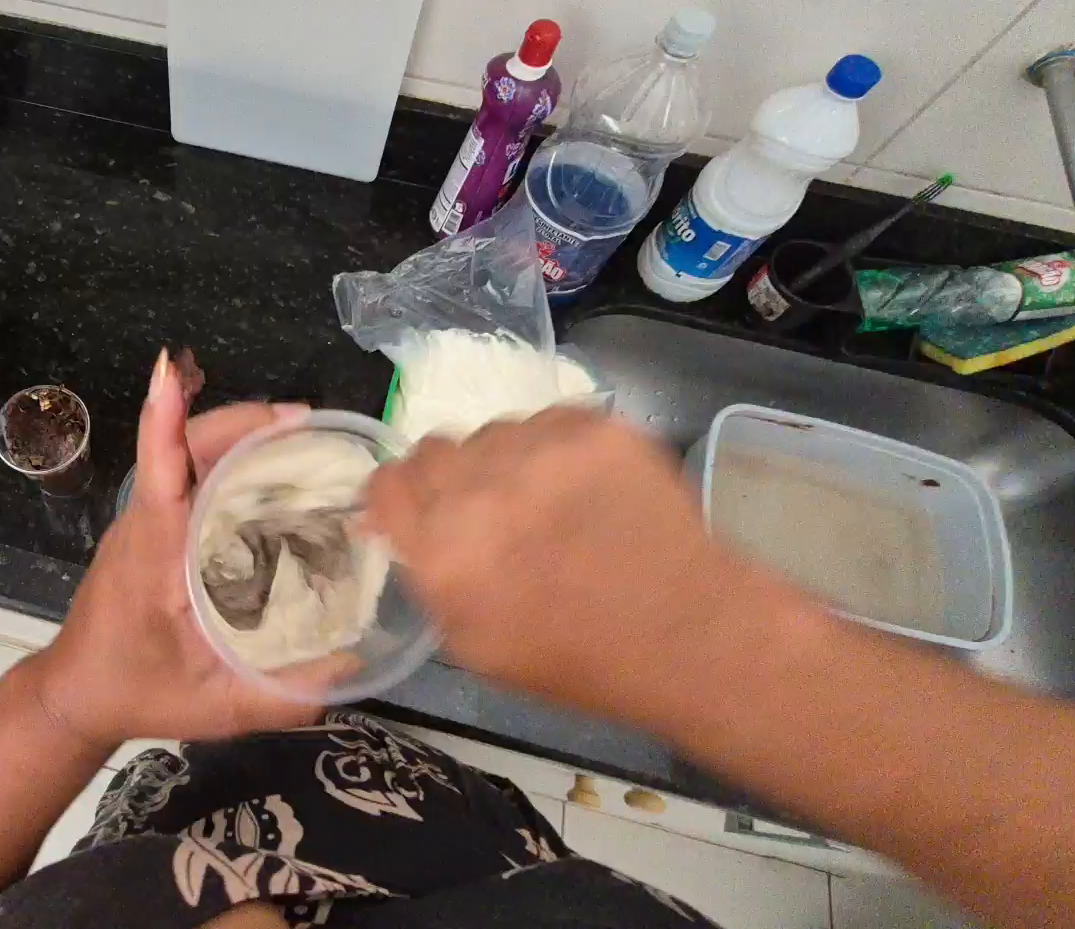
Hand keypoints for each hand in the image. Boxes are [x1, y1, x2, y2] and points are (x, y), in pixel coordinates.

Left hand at [25, 352, 330, 748]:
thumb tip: (353, 666)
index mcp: (155, 552)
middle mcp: (148, 521)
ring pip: (187, 451)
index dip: (163, 417)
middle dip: (241, 419)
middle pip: (185, 446)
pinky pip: (190, 471)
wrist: (77, 691)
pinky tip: (269, 461)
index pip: (157, 470)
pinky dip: (228, 452)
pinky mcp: (154, 523)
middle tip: (306, 420)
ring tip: (299, 432)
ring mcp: (148, 518)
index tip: (173, 370)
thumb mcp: (214, 705)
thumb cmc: (137, 690)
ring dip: (238, 430)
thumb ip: (281, 694)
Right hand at [363, 407, 820, 727]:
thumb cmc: (573, 655)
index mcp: (441, 550)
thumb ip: (423, 575)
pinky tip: (586, 486)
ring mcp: (537, 450)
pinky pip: (546, 419)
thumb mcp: (470, 645)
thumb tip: (389, 523)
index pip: (385, 483)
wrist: (689, 634)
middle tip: (488, 507)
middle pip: (431, 450)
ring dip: (503, 460)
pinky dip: (555, 447)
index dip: (396, 494)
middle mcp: (478, 491)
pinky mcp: (590, 428)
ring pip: (491, 432)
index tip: (416, 506)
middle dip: (448, 477)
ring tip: (547, 499)